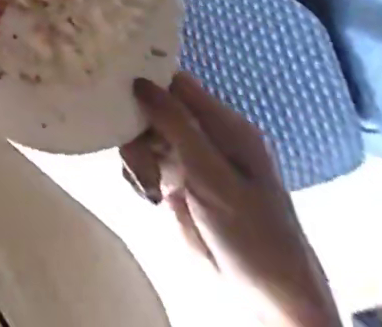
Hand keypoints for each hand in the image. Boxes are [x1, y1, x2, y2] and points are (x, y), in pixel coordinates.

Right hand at [120, 74, 338, 326]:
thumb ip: (176, 125)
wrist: (270, 303)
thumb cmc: (252, 235)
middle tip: (135, 156)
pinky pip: (144, 162)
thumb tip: (138, 80)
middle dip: (136, 127)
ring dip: (136, 156)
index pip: (176, 83)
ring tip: (147, 186)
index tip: (111, 83)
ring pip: (143, 135)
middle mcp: (206, 136)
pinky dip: (138, 174)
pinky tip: (147, 195)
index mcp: (226, 126)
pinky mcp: (177, 184)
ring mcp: (191, 160)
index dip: (144, 77)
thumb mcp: (213, 176)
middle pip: (153, 108)